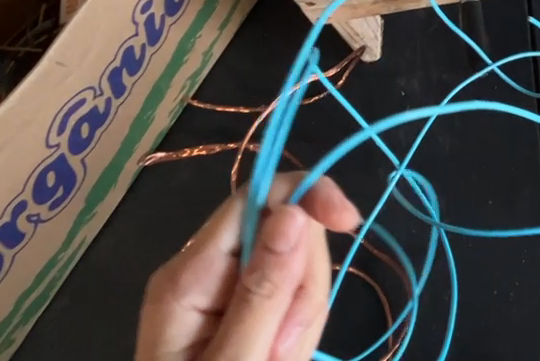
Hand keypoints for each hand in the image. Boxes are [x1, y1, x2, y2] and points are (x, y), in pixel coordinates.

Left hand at [138, 173, 362, 360]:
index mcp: (188, 276)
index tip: (351, 221)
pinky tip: (280, 359)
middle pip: (285, 232)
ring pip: (297, 265)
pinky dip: (297, 330)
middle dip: (303, 285)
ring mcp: (224, 292)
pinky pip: (292, 297)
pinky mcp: (244, 312)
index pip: (257, 199)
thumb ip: (262, 293)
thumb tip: (292, 210)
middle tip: (285, 352)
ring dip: (301, 317)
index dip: (308, 196)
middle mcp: (205, 271)